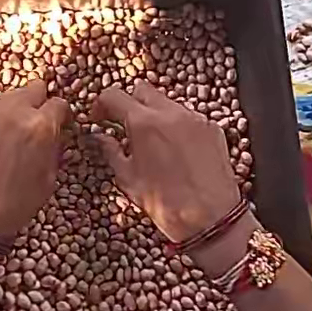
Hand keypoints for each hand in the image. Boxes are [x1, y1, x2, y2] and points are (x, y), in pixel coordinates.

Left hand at [0, 80, 68, 238]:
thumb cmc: (16, 203)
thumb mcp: (48, 177)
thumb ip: (54, 147)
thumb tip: (55, 133)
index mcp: (41, 126)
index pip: (59, 103)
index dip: (61, 114)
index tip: (60, 121)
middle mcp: (15, 113)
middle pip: (33, 88)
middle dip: (38, 100)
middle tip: (37, 119)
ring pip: (8, 98)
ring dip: (16, 110)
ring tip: (14, 132)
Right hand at [91, 81, 241, 241]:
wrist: (213, 220)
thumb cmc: (167, 204)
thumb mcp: (127, 178)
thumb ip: (110, 150)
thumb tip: (99, 138)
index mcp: (144, 123)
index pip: (113, 95)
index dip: (100, 104)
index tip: (98, 117)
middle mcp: (170, 113)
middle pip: (141, 90)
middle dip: (128, 103)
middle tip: (121, 124)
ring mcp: (195, 119)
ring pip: (166, 101)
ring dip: (152, 113)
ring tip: (148, 140)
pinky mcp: (212, 129)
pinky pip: (187, 117)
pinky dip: (174, 125)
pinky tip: (172, 149)